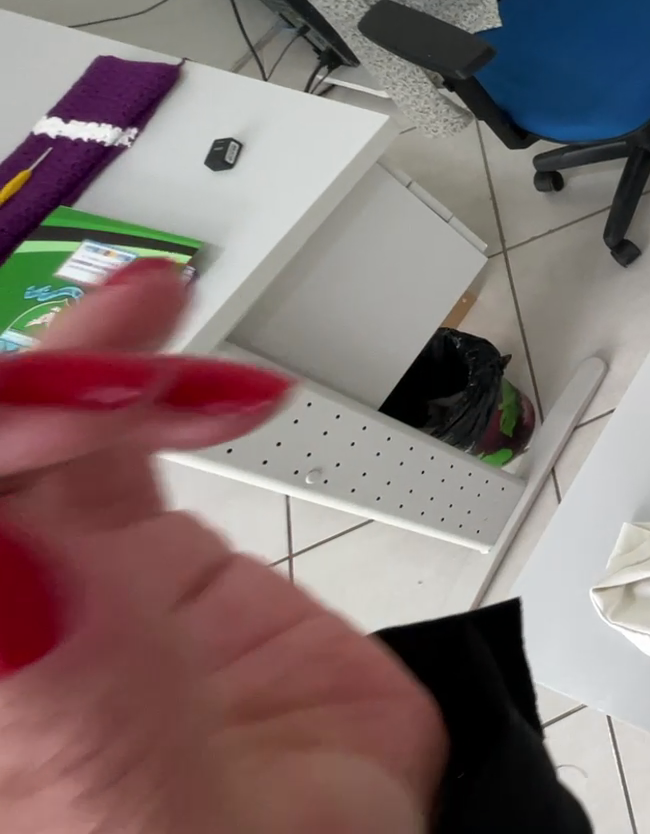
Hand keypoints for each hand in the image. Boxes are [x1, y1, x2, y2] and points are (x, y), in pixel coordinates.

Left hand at [0, 259, 446, 833]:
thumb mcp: (144, 817)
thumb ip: (69, 708)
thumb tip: (20, 578)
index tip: (94, 408)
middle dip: (26, 395)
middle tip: (126, 359)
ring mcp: (50, 592)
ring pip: (21, 442)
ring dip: (77, 368)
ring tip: (154, 317)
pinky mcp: (134, 562)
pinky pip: (106, 453)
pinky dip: (141, 390)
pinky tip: (177, 356)